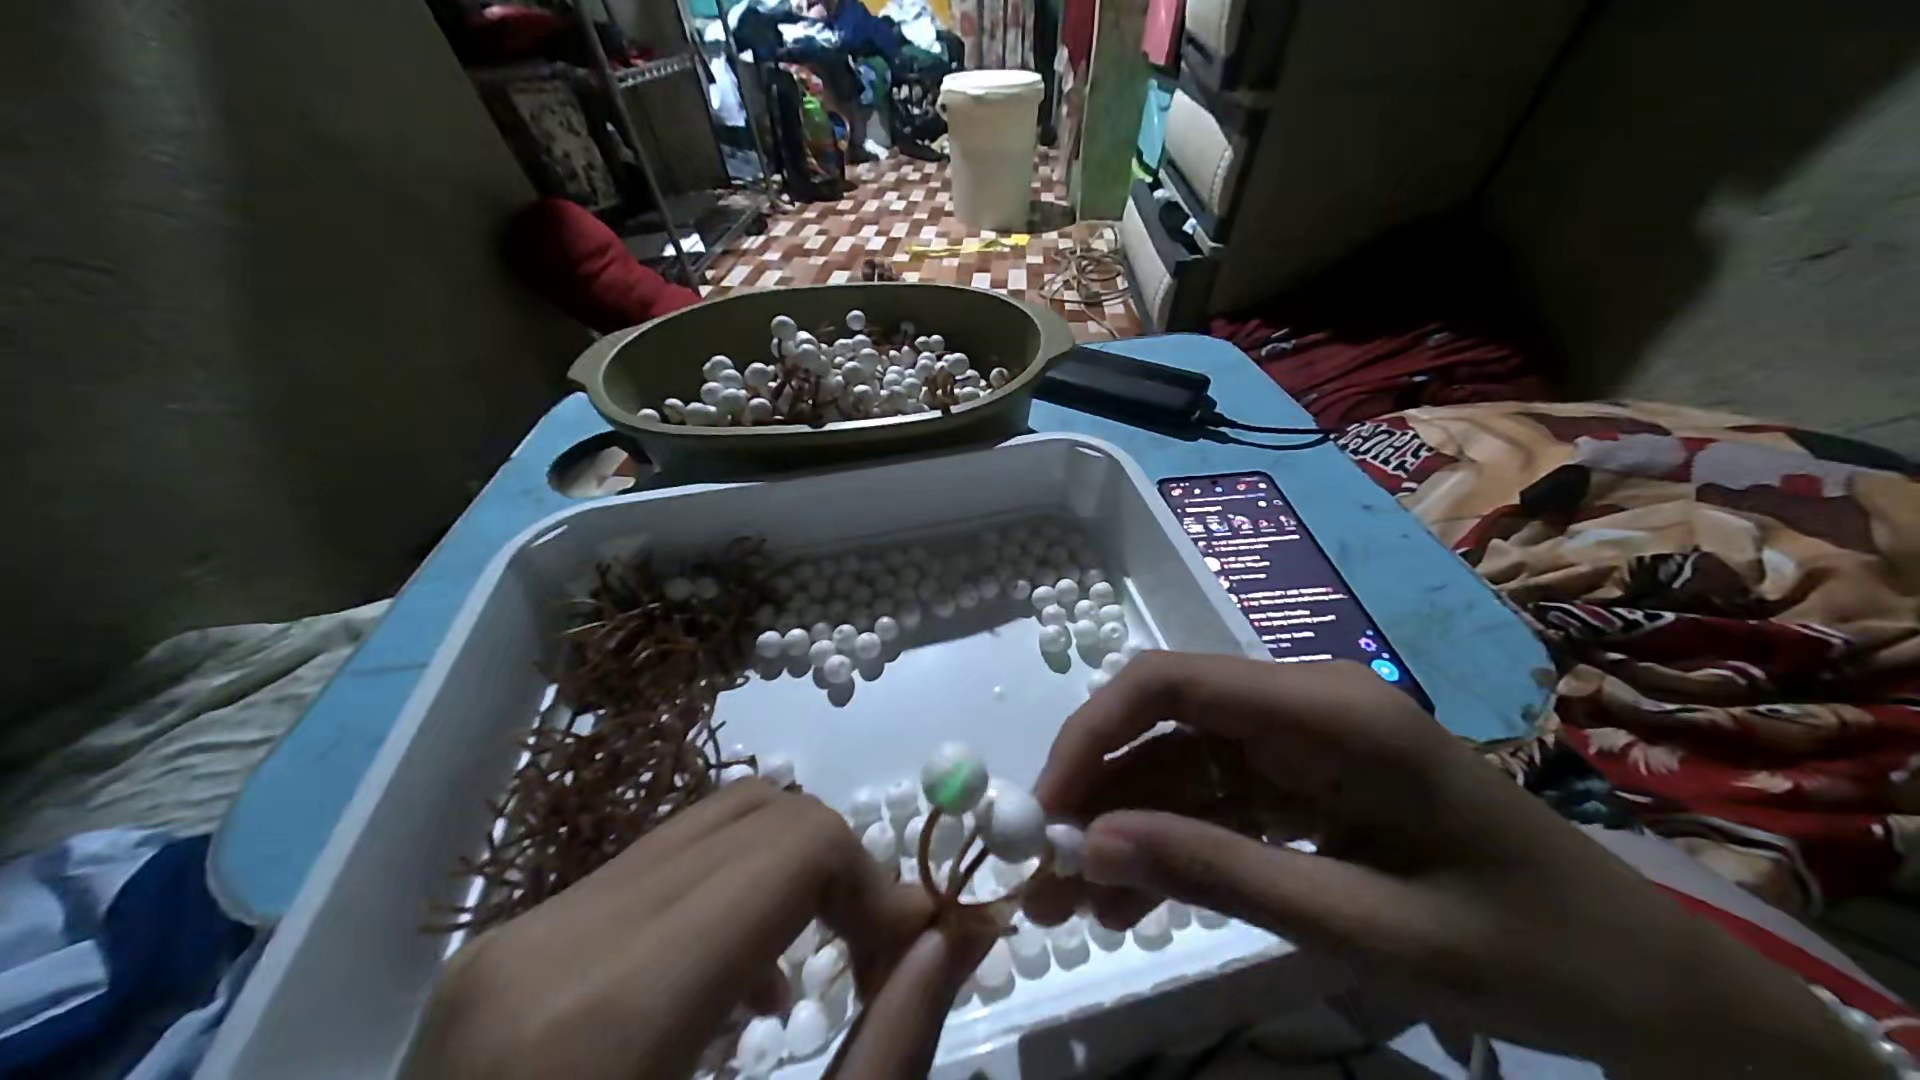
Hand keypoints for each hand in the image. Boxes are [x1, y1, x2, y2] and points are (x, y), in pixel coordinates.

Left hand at [407, 780, 996, 1079]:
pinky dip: (726, 894)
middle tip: (867, 960)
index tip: (904, 956)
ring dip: (785, 875)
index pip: (794, 845)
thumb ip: (884, 1055)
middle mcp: (550, 938)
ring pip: (708, 824)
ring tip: (802, 976)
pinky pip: (655, 865)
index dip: (874, 882)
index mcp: (608, 1012)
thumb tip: (950, 937)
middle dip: (840, 870)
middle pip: (758, 816)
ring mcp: (514, 935)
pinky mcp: (503, 944)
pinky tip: (730, 988)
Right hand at [1023, 652, 1880, 1077]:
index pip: (1171, 684)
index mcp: (1327, 712)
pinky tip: (1129, 900)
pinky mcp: (1299, 780)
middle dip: (1094, 792)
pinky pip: (1210, 801)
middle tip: (1043, 870)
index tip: (1044, 807)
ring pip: (1176, 768)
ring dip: (1120, 827)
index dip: (1093, 732)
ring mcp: (1298, 743)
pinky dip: (1166, 846)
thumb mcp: (1361, 926)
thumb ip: (1220, 875)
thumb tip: (1092, 846)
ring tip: (1069, 904)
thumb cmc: (1521, 946)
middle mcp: (1300, 707)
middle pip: (1162, 726)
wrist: (1642, 982)